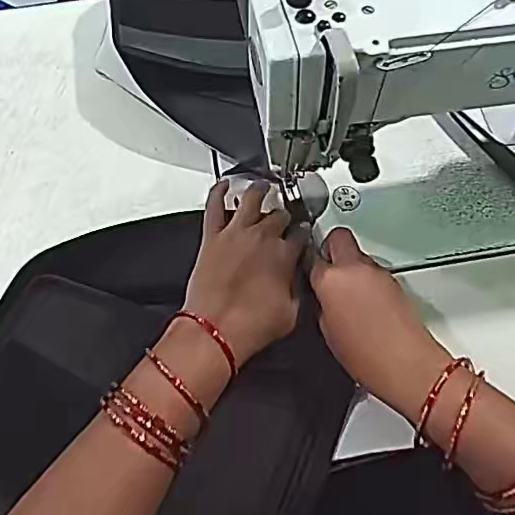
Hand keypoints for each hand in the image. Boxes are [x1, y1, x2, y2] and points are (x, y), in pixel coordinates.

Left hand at [183, 181, 302, 363]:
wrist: (215, 330)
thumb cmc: (250, 326)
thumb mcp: (290, 313)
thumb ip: (296, 289)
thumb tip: (295, 284)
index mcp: (284, 255)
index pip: (300, 234)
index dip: (302, 234)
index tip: (301, 236)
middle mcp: (261, 238)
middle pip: (278, 214)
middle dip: (284, 214)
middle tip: (283, 216)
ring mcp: (235, 233)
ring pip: (251, 198)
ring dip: (259, 190)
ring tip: (263, 186)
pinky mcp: (212, 236)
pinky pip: (215, 205)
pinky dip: (219, 191)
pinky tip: (224, 185)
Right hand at [310, 227, 452, 412]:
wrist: (407, 365)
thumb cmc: (368, 356)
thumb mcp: (327, 331)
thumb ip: (321, 305)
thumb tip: (324, 299)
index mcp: (330, 279)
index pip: (312, 259)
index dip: (310, 268)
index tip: (311, 275)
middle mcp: (354, 268)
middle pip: (338, 237)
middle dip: (330, 246)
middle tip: (328, 266)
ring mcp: (378, 272)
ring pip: (359, 255)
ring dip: (352, 268)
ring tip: (352, 296)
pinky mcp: (395, 282)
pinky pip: (375, 272)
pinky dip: (369, 282)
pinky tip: (368, 305)